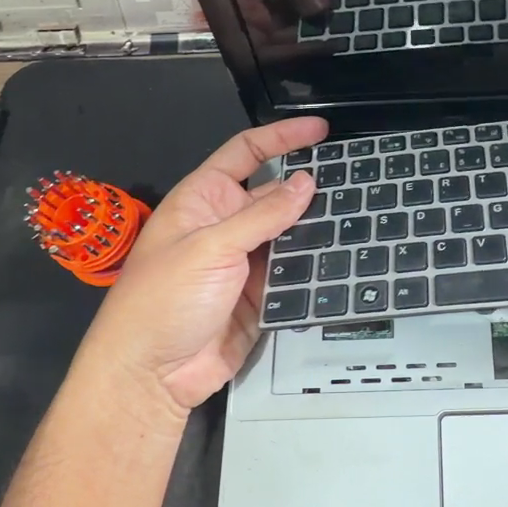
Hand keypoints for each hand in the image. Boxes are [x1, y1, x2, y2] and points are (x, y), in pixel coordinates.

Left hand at [83, 117, 327, 417]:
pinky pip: (293, 272)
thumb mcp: (210, 249)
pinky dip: (314, 267)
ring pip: (290, 233)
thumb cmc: (159, 302)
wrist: (151, 377)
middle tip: (351, 179)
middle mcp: (225, 224)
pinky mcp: (260, 295)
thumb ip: (262, 215)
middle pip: (275, 194)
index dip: (282, 136)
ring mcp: (244, 261)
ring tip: (356, 216)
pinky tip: (340, 259)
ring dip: (316, 228)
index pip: (246, 153)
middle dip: (309, 187)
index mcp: (203, 199)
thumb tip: (306, 182)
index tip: (319, 129)